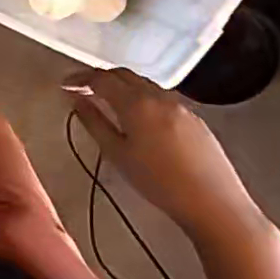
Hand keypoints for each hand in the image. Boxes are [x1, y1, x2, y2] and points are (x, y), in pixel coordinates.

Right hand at [65, 68, 265, 242]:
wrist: (215, 204)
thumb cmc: (158, 182)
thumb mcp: (118, 154)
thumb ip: (94, 122)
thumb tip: (77, 100)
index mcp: (136, 103)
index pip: (101, 78)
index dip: (79, 77)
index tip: (64, 84)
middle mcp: (158, 96)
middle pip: (123, 74)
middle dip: (100, 77)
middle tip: (82, 88)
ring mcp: (180, 105)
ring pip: (143, 84)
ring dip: (121, 85)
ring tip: (106, 100)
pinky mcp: (194, 118)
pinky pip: (160, 96)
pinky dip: (141, 96)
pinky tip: (138, 116)